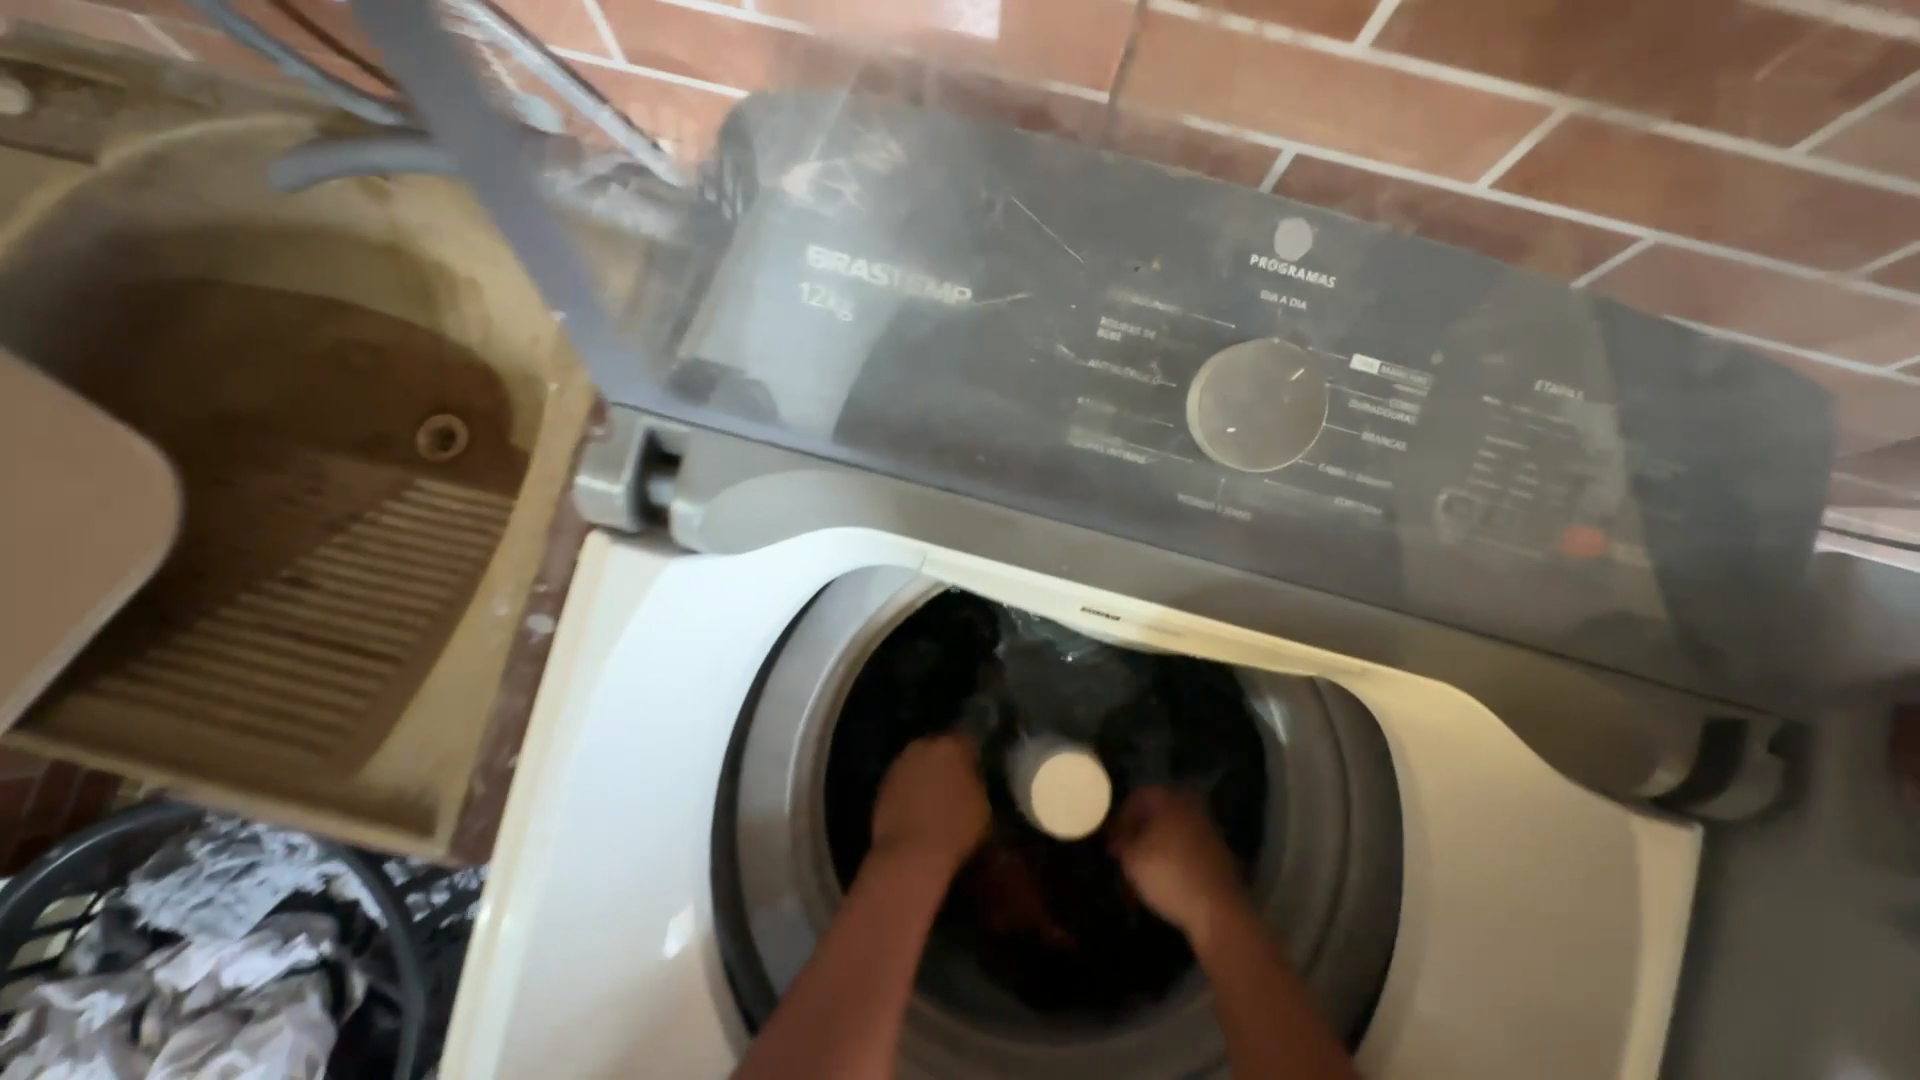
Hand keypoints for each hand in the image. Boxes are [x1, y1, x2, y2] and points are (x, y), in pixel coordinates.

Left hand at [871, 734, 989, 874]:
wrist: (909, 854)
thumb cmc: (955, 828)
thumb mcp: (983, 805)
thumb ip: (976, 781)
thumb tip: (971, 776)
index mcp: (950, 746)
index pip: (967, 741)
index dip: (973, 757)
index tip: (978, 772)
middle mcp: (921, 746)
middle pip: (939, 748)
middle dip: (947, 762)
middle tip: (957, 784)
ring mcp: (898, 764)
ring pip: (918, 763)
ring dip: (926, 774)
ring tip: (935, 798)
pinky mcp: (882, 784)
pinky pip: (903, 780)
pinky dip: (910, 789)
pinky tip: (917, 808)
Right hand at [1108, 787, 1247, 943]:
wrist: (1218, 908)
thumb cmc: (1168, 875)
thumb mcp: (1131, 859)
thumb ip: (1119, 841)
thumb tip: (1115, 836)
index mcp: (1168, 798)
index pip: (1136, 796)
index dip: (1119, 818)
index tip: (1112, 841)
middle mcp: (1190, 805)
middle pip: (1155, 810)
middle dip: (1138, 829)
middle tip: (1125, 851)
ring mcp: (1207, 826)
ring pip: (1171, 827)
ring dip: (1154, 842)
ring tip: (1141, 866)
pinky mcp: (1217, 849)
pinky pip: (1186, 843)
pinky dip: (1172, 853)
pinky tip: (1164, 874)